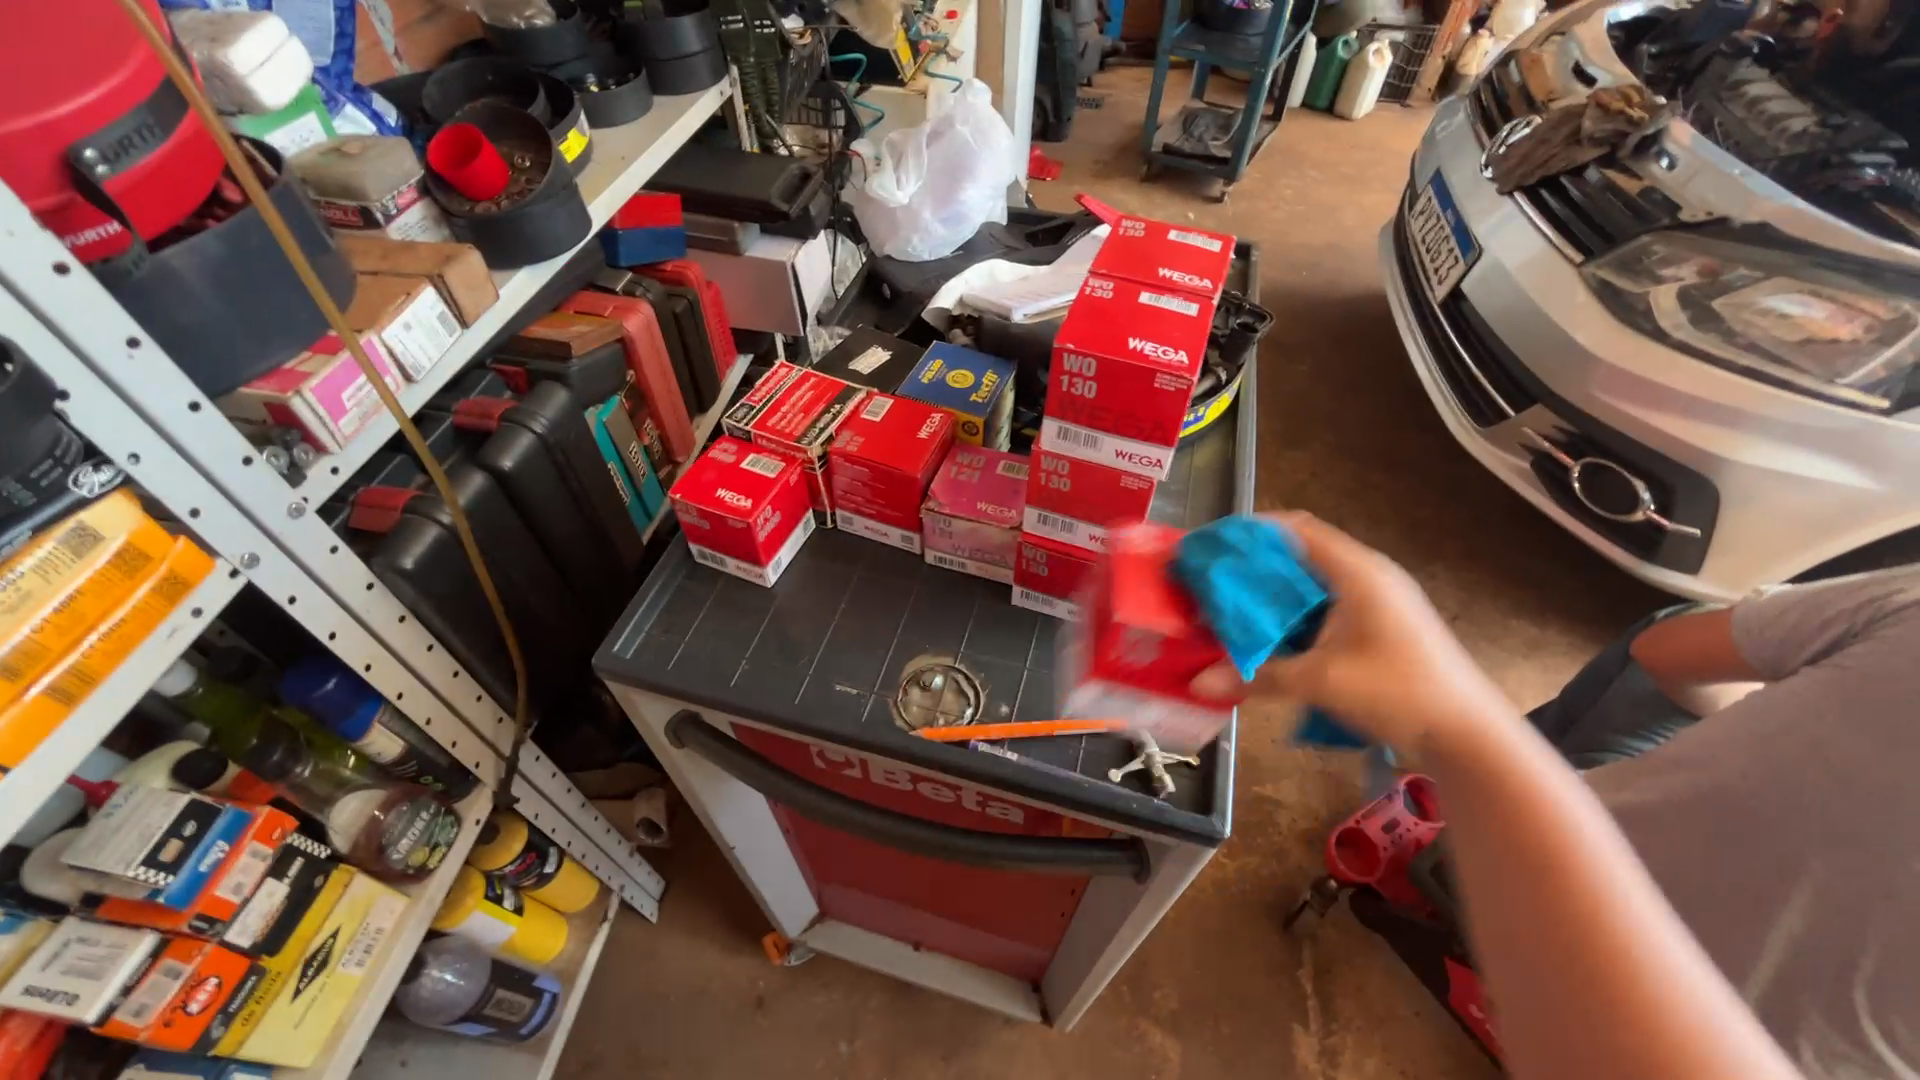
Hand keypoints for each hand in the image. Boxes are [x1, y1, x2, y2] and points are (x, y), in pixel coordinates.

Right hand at [1189, 512, 1509, 752]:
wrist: (1468, 736)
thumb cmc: (1398, 692)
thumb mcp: (1320, 682)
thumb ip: (1256, 677)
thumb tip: (1198, 682)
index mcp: (1357, 572)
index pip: (1296, 529)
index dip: (1251, 532)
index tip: (1213, 547)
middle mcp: (1366, 577)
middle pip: (1299, 555)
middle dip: (1253, 568)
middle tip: (1211, 584)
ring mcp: (1375, 603)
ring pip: (1310, 585)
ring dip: (1271, 597)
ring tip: (1229, 613)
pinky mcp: (1376, 628)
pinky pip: (1323, 609)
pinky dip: (1291, 618)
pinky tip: (1266, 640)